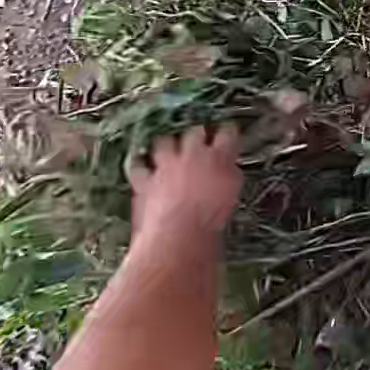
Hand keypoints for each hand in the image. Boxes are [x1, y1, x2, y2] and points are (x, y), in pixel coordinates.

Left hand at [127, 124, 241, 249]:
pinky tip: (139, 160)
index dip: (228, 131)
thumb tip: (228, 170)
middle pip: (195, 132)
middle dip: (198, 132)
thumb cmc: (208, 221)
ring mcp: (166, 167)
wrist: (178, 238)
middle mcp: (192, 156)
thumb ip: (230, 174)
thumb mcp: (232, 193)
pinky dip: (138, 162)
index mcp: (219, 157)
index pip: (228, 133)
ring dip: (168, 143)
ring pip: (165, 142)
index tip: (228, 132)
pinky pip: (138, 165)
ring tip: (168, 142)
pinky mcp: (145, 181)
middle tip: (200, 134)